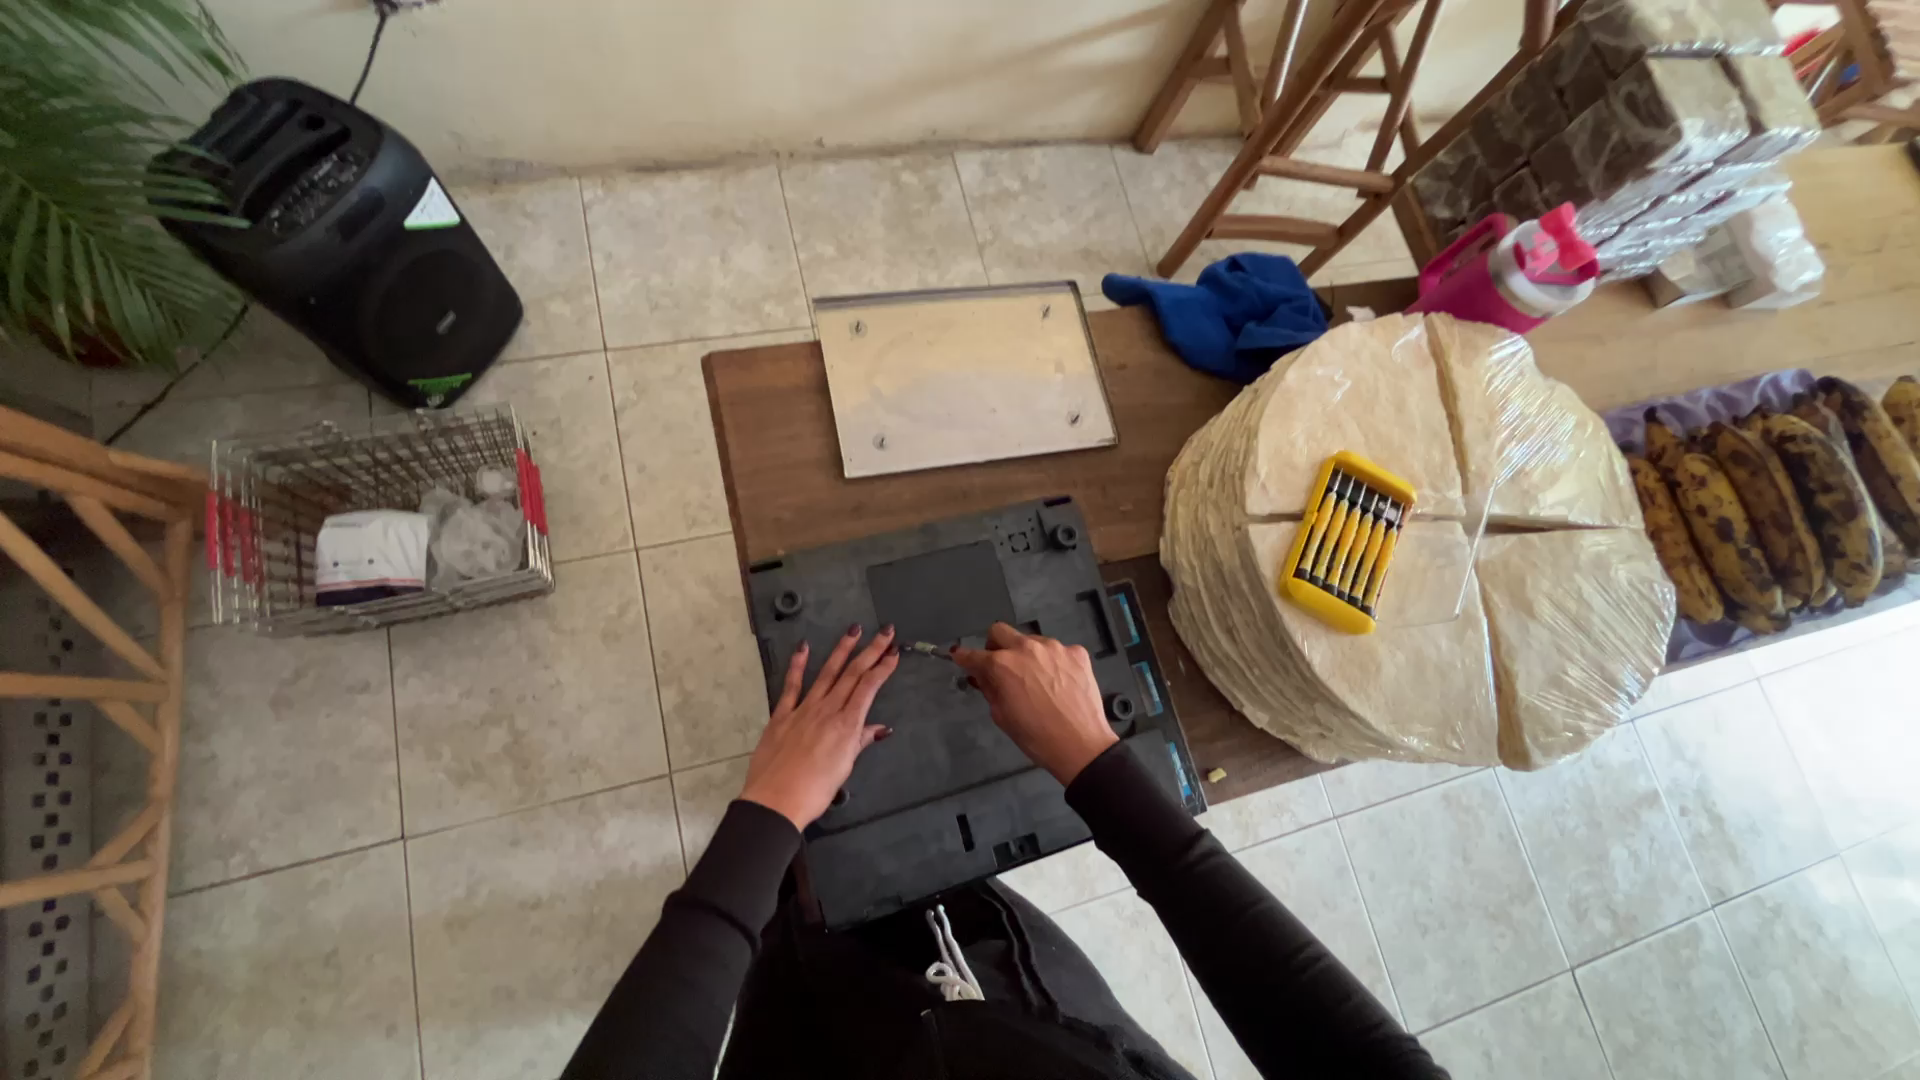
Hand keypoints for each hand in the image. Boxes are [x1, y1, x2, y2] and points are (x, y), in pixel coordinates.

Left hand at [740, 623, 899, 829]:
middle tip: (884, 631)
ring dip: (842, 650)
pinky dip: (798, 665)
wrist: (776, 800)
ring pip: (827, 673)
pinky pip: (791, 685)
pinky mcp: (782, 715)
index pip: (869, 688)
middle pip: (853, 674)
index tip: (893, 653)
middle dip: (871, 651)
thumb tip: (879, 727)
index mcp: (846, 725)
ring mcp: (803, 709)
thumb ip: (860, 741)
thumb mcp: (845, 768)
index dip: (883, 668)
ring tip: (854, 630)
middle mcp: (827, 710)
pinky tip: (803, 647)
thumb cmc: (815, 791)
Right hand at [952, 622, 1116, 785]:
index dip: (963, 657)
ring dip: (1026, 654)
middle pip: (1000, 631)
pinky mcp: (1077, 652)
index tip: (960, 657)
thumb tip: (981, 675)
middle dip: (994, 646)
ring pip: (1031, 640)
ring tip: (1036, 679)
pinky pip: (1057, 651)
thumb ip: (989, 689)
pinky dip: (1052, 662)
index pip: (973, 654)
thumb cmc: (1035, 737)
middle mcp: (1027, 648)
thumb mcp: (1002, 716)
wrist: (1081, 745)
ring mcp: (1055, 647)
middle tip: (1000, 666)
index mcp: (1003, 665)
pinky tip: (1059, 682)